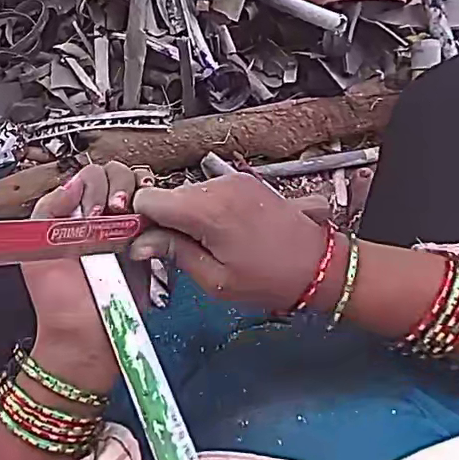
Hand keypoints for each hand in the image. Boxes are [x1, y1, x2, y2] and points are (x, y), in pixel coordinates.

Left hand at [20, 162, 140, 391]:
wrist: (85, 334)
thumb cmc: (57, 299)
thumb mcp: (36, 248)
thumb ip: (48, 208)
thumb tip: (73, 182)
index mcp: (76, 213)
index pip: (91, 175)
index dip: (92, 185)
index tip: (88, 210)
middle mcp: (104, 216)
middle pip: (119, 174)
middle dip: (116, 186)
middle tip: (109, 211)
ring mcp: (130, 228)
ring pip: (142, 189)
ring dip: (136, 195)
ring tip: (125, 216)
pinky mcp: (151, 243)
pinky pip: (160, 214)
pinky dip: (155, 211)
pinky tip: (145, 223)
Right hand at [128, 173, 330, 311]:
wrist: (319, 264)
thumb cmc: (269, 279)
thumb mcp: (214, 279)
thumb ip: (173, 253)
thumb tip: (139, 243)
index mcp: (206, 209)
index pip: (147, 198)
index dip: (142, 222)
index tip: (150, 243)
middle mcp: (218, 186)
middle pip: (167, 196)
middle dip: (165, 221)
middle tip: (182, 252)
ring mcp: (234, 180)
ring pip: (187, 194)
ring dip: (187, 216)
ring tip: (210, 245)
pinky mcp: (245, 181)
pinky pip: (208, 192)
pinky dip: (205, 210)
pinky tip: (223, 233)